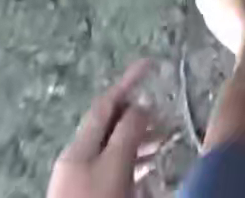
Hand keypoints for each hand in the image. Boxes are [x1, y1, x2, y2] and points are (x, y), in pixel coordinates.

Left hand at [48, 61, 167, 197]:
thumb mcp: (116, 165)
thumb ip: (129, 130)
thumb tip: (142, 105)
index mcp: (80, 147)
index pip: (106, 102)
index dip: (129, 80)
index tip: (151, 63)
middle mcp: (78, 160)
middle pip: (110, 125)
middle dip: (140, 115)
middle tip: (167, 115)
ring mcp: (81, 182)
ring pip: (115, 149)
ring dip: (141, 140)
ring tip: (165, 143)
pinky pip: (115, 170)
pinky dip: (135, 163)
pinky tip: (149, 171)